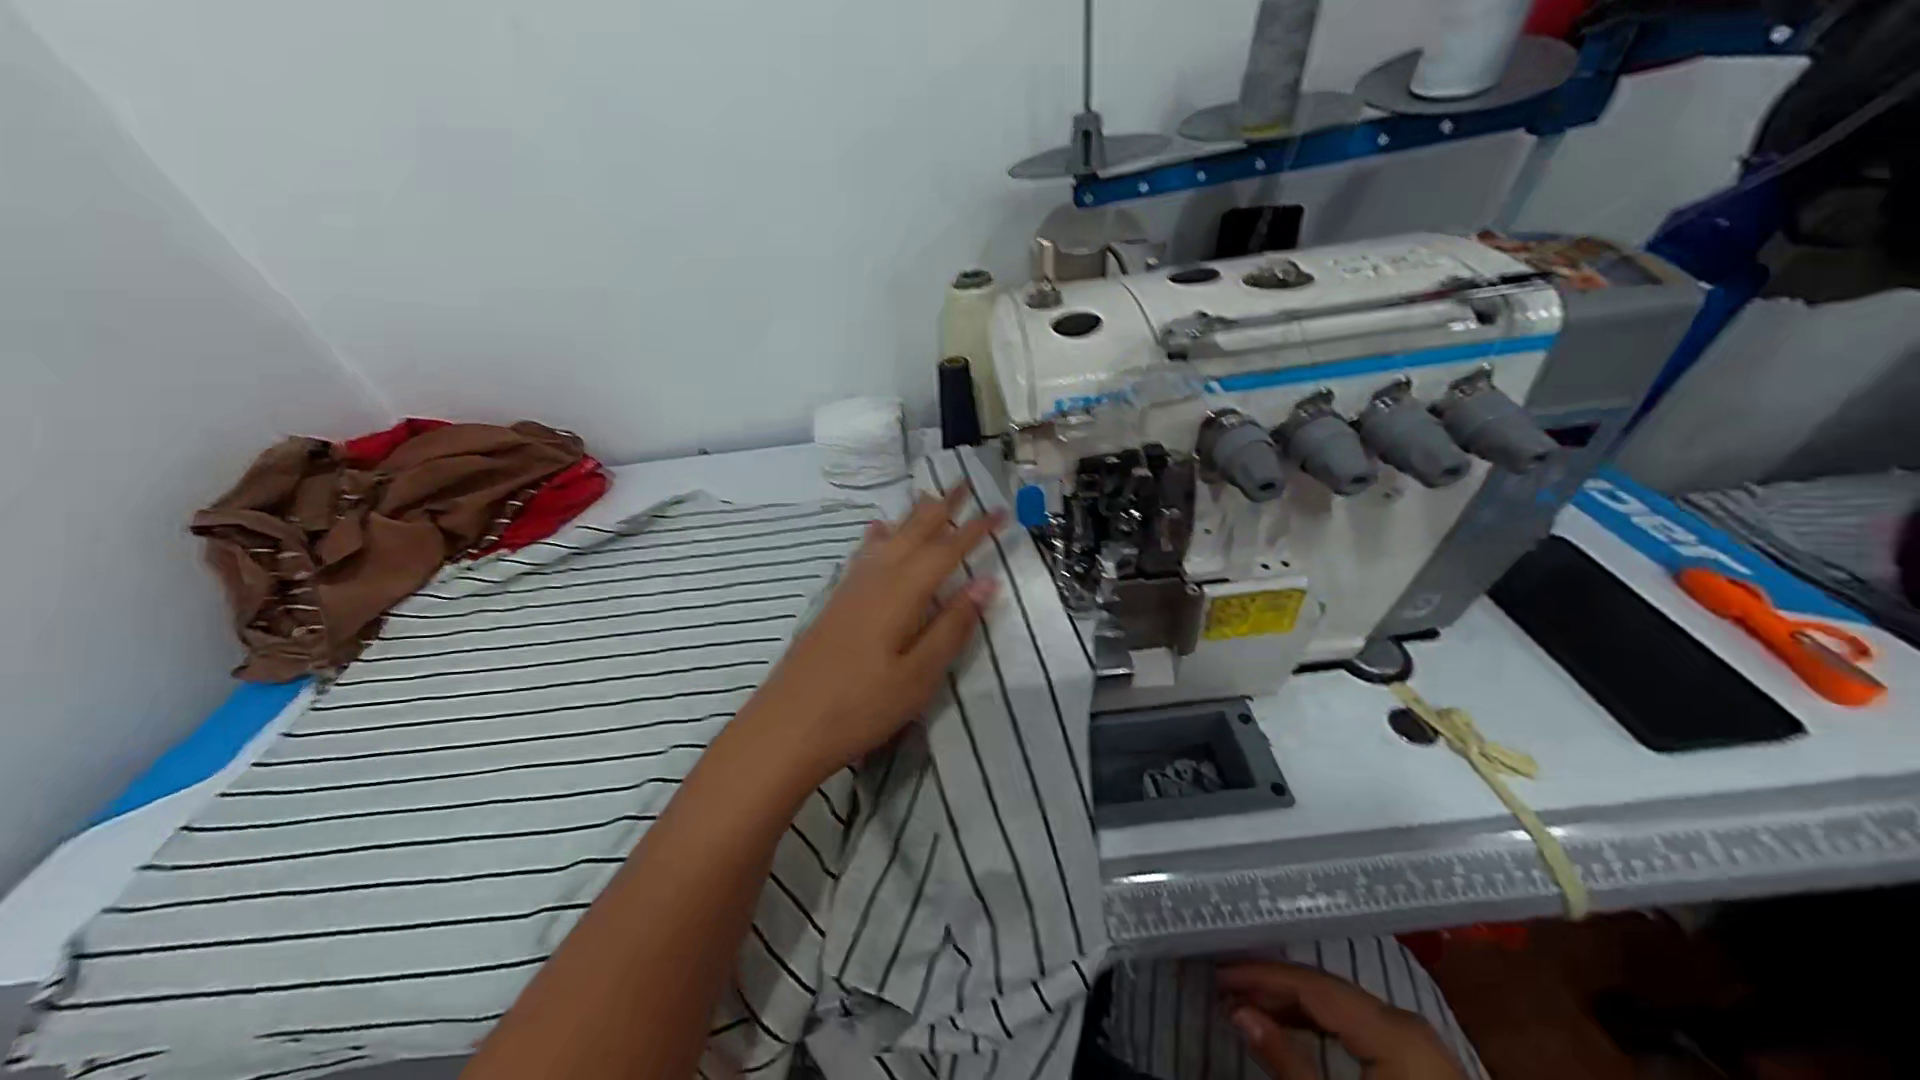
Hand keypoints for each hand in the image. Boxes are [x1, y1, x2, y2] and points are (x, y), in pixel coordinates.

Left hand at [735, 483, 1002, 789]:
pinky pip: (864, 554)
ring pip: (887, 538)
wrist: (786, 726)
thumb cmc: (861, 706)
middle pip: (913, 533)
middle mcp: (876, 579)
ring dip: (912, 516)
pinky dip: (878, 536)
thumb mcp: (919, 676)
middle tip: (965, 484)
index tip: (1000, 511)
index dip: (975, 530)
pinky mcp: (834, 602)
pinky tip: (876, 531)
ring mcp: (850, 589)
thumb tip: (986, 583)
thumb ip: (952, 627)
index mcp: (902, 593)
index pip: (947, 551)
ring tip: (929, 497)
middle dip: (942, 507)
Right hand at [1218, 962, 1468, 1079]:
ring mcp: (1416, 1039)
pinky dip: (1321, 1021)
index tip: (1220, 976)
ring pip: (1341, 1003)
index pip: (1312, 984)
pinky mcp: (1418, 1058)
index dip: (1262, 976)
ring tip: (1250, 1005)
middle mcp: (1405, 1021)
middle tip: (1227, 988)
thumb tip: (1238, 1012)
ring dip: (1293, 1003)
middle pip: (1326, 988)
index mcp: (1392, 1029)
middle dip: (1273, 986)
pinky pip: (1359, 1023)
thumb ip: (1288, 1061)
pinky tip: (1292, 1025)